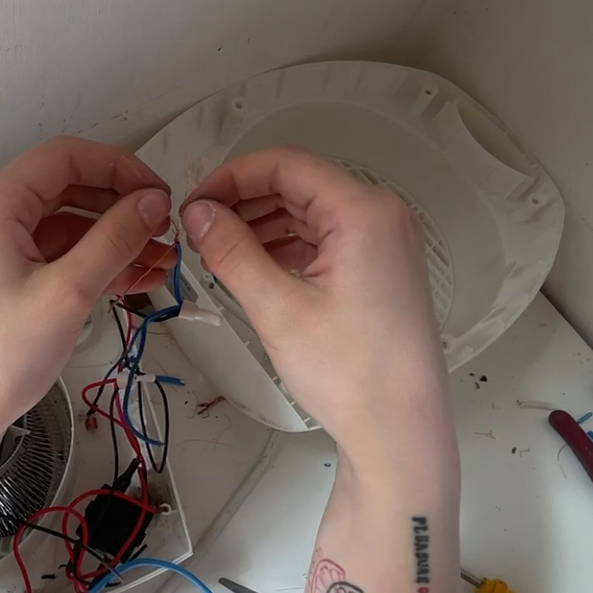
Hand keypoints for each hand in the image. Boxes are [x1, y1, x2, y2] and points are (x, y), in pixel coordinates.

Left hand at [0, 136, 174, 442]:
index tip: (158, 193)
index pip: (64, 158)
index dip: (119, 168)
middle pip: (65, 191)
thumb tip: (152, 201)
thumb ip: (115, 238)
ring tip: (161, 264)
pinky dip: (89, 264)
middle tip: (164, 232)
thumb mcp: (68, 292)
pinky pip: (51, 256)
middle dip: (119, 210)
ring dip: (112, 242)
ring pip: (63, 228)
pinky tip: (132, 279)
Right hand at [180, 146, 446, 458]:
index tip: (195, 203)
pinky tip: (254, 266)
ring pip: (309, 212)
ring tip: (219, 252)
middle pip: (298, 185)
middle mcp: (381, 216)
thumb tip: (199, 213)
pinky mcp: (378, 268)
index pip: (286, 165)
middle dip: (243, 202)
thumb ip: (232, 251)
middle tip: (199, 231)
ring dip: (261, 225)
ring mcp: (383, 243)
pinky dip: (285, 246)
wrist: (397, 426)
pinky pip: (324, 239)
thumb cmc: (351, 372)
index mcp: (363, 213)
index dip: (232, 178)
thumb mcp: (277, 307)